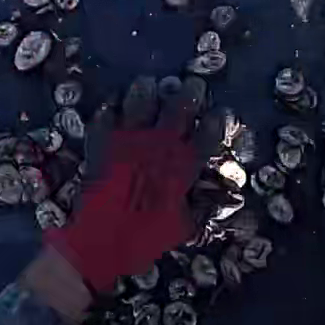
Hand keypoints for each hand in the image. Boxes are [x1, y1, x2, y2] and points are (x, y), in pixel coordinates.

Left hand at [39, 77, 201, 312]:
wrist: (97, 241)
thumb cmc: (143, 238)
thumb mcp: (181, 228)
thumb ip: (202, 208)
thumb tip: (226, 199)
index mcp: (182, 166)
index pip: (206, 137)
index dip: (217, 123)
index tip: (221, 111)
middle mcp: (157, 147)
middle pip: (178, 110)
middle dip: (189, 94)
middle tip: (194, 83)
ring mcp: (127, 141)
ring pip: (140, 105)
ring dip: (146, 92)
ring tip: (149, 83)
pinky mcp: (101, 144)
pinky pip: (105, 119)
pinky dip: (109, 110)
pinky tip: (111, 104)